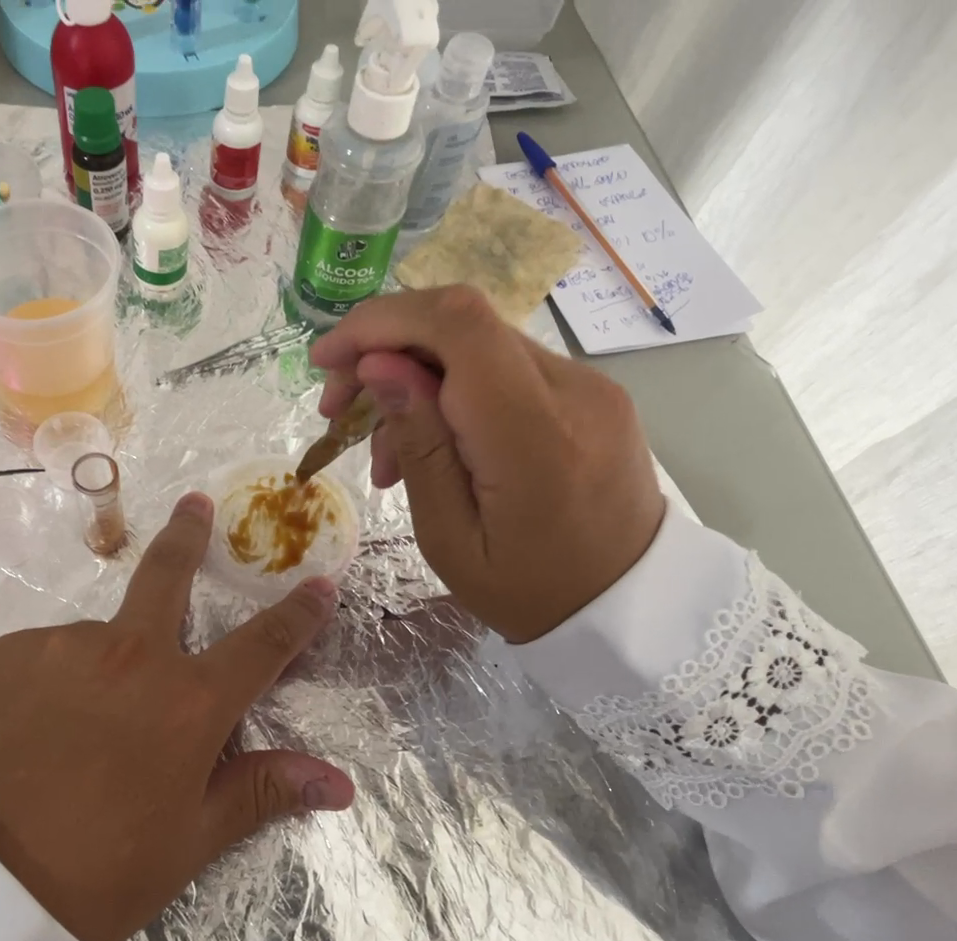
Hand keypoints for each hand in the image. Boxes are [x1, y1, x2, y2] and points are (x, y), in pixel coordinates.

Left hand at [0, 494, 356, 940]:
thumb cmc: (95, 873)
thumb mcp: (188, 841)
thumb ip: (260, 791)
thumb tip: (339, 782)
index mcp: (187, 703)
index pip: (260, 644)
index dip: (297, 614)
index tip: (320, 582)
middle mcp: (131, 656)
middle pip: (168, 575)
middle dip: (188, 535)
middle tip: (194, 504)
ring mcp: (64, 645)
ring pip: (102, 639)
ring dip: (108, 662)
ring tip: (81, 727)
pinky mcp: (8, 652)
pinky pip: (49, 656)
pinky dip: (57, 681)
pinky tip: (38, 727)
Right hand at [311, 286, 664, 642]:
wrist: (629, 603)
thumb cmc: (530, 592)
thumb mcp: (450, 537)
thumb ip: (420, 443)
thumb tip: (380, 363)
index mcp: (534, 435)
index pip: (455, 325)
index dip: (379, 321)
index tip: (326, 359)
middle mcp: (572, 389)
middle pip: (460, 323)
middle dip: (383, 349)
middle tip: (338, 409)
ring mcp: (589, 385)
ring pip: (478, 345)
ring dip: (415, 378)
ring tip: (384, 456)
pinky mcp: (591, 392)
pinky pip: (506, 369)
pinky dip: (454, 391)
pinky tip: (434, 444)